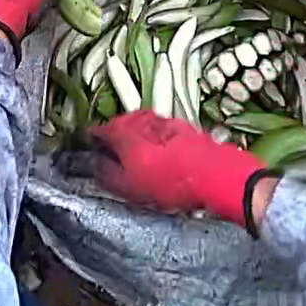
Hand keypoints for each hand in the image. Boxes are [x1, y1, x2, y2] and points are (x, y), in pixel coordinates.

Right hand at [89, 111, 268, 226]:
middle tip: (114, 157)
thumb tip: (94, 165)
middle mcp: (140, 119)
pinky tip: (163, 158)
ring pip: (140, 126)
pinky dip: (155, 140)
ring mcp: (162, 120)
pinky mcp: (181, 127)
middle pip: (119, 125)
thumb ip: (106, 174)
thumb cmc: (170, 180)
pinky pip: (159, 131)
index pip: (98, 131)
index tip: (90, 149)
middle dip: (115, 139)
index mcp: (122, 131)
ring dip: (136, 138)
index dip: (92, 141)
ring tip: (140, 160)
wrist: (214, 173)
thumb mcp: (129, 186)